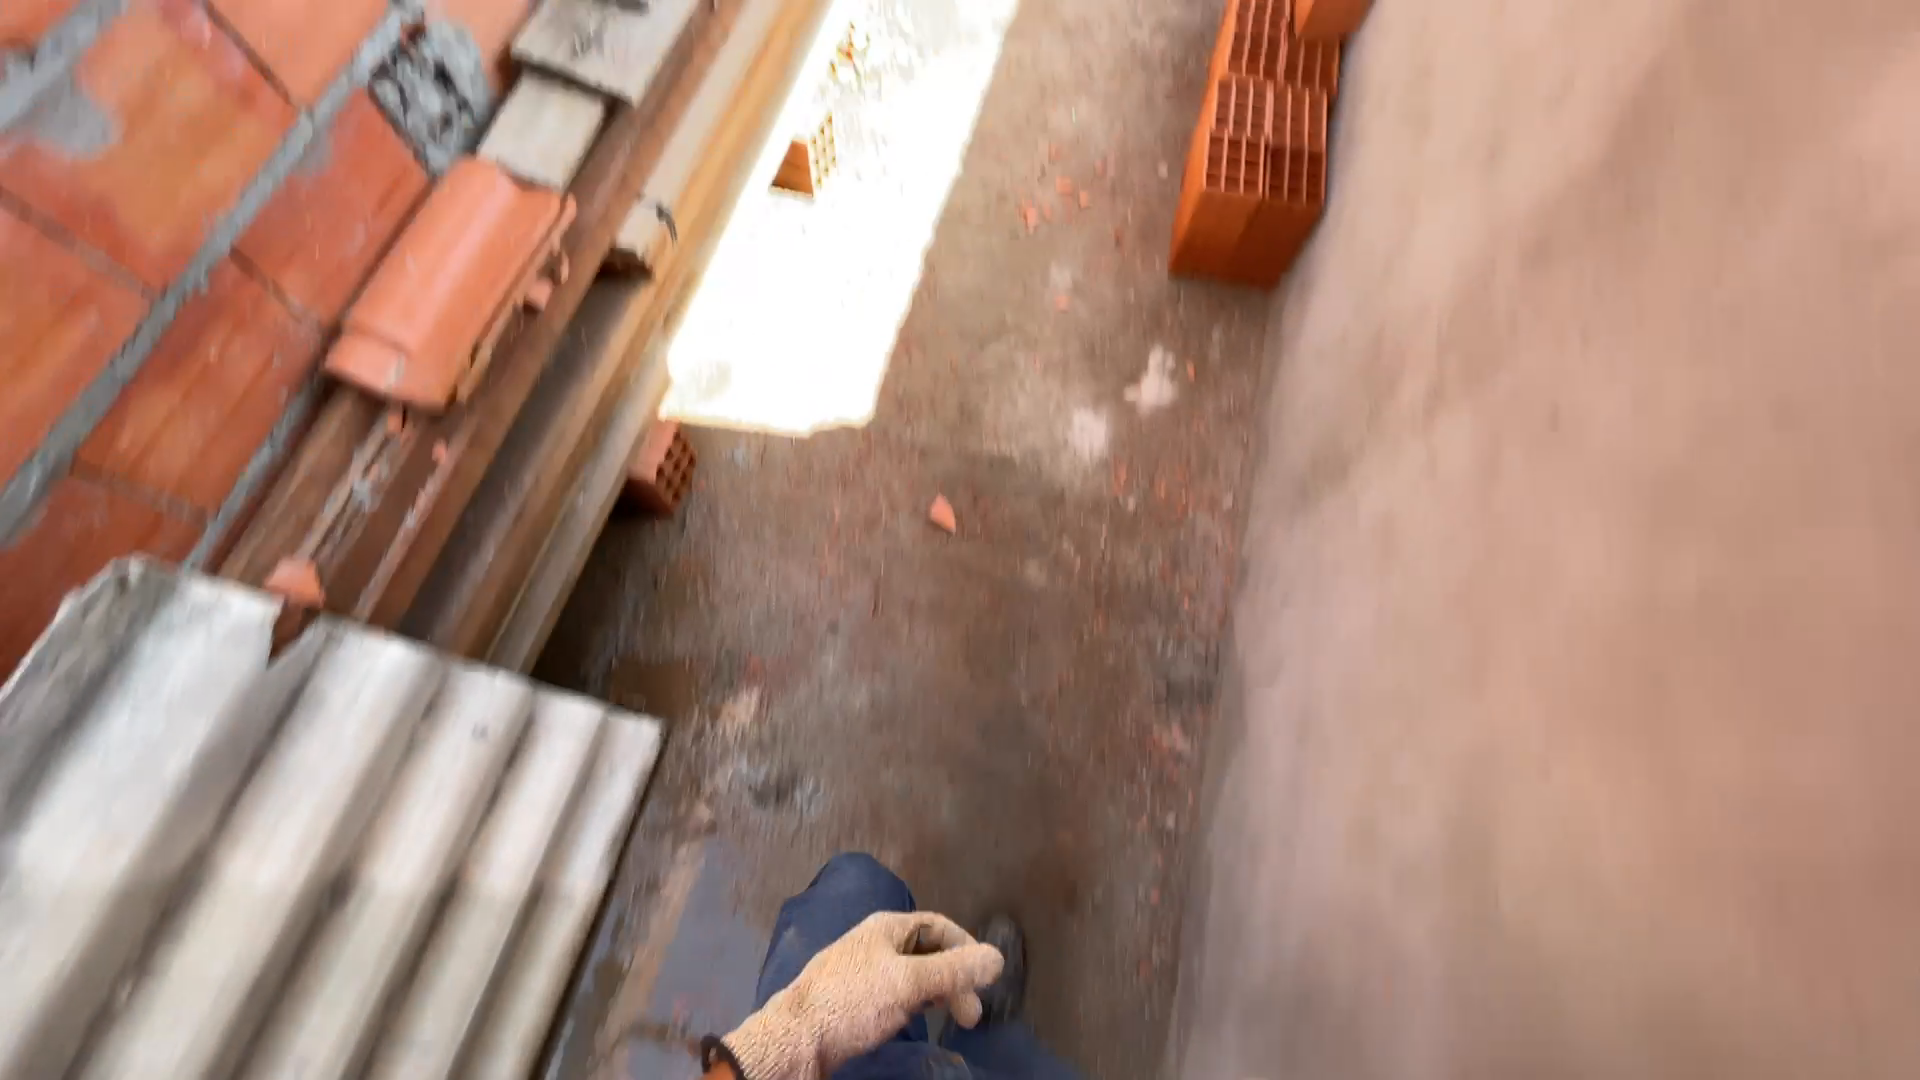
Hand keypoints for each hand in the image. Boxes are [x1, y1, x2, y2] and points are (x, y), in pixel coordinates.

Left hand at [720, 911, 1003, 1079]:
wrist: (794, 1040)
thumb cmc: (851, 1002)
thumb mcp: (907, 983)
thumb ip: (952, 971)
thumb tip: (998, 956)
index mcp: (887, 927)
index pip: (937, 925)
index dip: (965, 947)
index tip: (986, 977)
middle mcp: (876, 943)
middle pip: (927, 951)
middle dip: (955, 977)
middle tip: (972, 1014)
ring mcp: (864, 972)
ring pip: (913, 975)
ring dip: (938, 992)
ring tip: (954, 1019)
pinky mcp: (855, 1001)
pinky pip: (897, 994)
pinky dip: (917, 1004)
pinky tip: (920, 1020)